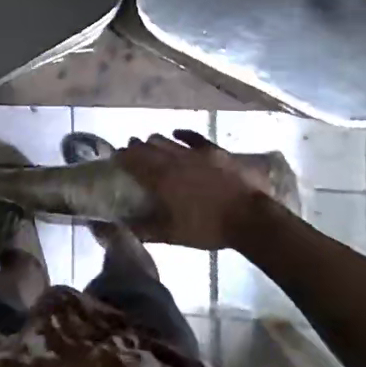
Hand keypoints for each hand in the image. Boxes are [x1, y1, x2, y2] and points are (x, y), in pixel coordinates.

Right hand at [113, 130, 285, 250]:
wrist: (251, 218)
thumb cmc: (208, 228)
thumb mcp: (171, 234)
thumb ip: (143, 229)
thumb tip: (119, 227)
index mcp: (159, 178)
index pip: (132, 161)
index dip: (120, 158)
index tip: (114, 159)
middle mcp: (173, 160)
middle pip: (147, 147)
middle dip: (135, 148)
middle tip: (129, 153)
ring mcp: (195, 153)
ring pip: (167, 140)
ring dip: (154, 141)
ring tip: (148, 144)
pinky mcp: (215, 152)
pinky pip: (194, 137)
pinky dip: (183, 134)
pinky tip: (177, 132)